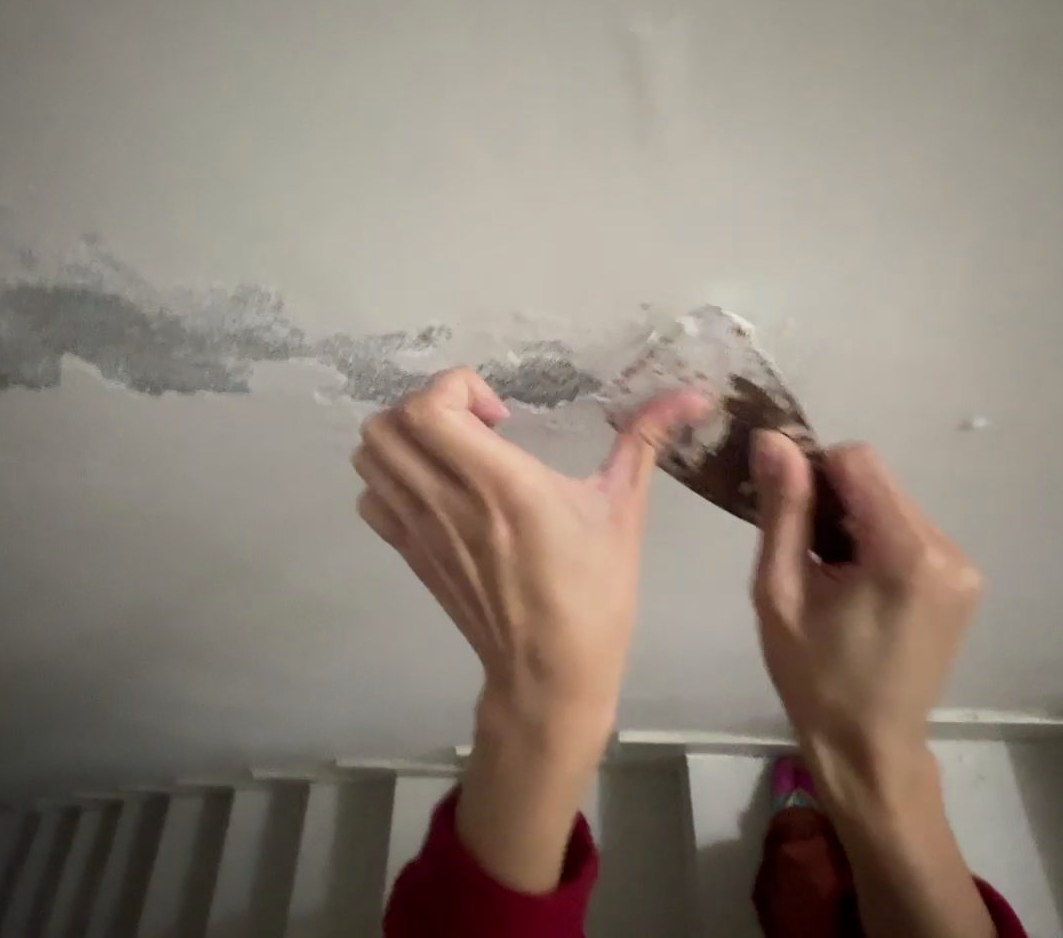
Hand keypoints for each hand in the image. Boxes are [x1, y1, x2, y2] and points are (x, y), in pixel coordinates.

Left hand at [354, 368, 704, 890]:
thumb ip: (646, 438)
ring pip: (370, 457)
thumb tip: (692, 393)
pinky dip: (392, 480)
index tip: (500, 412)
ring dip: (405, 437)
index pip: (429, 409)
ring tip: (453, 452)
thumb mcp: (623, 509)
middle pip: (385, 424)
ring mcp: (419, 531)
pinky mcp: (410, 555)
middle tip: (472, 424)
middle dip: (426, 404)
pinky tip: (437, 489)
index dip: (456, 387)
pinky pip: (372, 499)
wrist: (549, 674)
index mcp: (499, 483)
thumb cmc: (594, 591)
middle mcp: (446, 501)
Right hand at [751, 432, 994, 937]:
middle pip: (876, 480)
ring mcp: (963, 567)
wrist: (869, 749)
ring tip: (827, 573)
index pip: (857, 461)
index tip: (787, 518)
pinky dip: (873, 539)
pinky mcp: (962, 581)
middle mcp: (948, 550)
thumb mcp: (780, 590)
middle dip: (831, 500)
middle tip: (802, 552)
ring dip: (851, 520)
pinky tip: (854, 582)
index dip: (813, 475)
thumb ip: (782, 509)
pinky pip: (908, 529)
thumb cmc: (814, 676)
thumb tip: (773, 439)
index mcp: (905, 553)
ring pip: (891, 501)